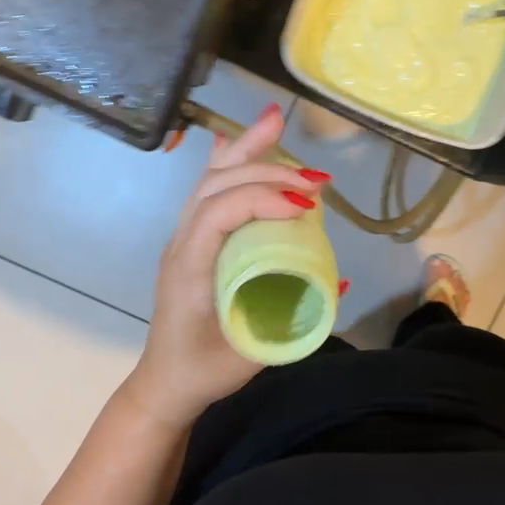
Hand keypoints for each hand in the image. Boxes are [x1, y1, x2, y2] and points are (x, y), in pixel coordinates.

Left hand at [122, 104, 324, 427]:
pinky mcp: (189, 242)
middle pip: (215, 185)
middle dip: (263, 167)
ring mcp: (182, 240)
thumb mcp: (254, 353)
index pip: (219, 214)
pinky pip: (206, 193)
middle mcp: (182, 245)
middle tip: (312, 175)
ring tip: (274, 120)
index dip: (261, 199)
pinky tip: (236, 141)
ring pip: (208, 181)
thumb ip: (295, 320)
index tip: (305, 207)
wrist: (165, 384)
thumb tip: (339, 280)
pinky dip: (226, 164)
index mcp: (191, 270)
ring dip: (244, 151)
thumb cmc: (206, 372)